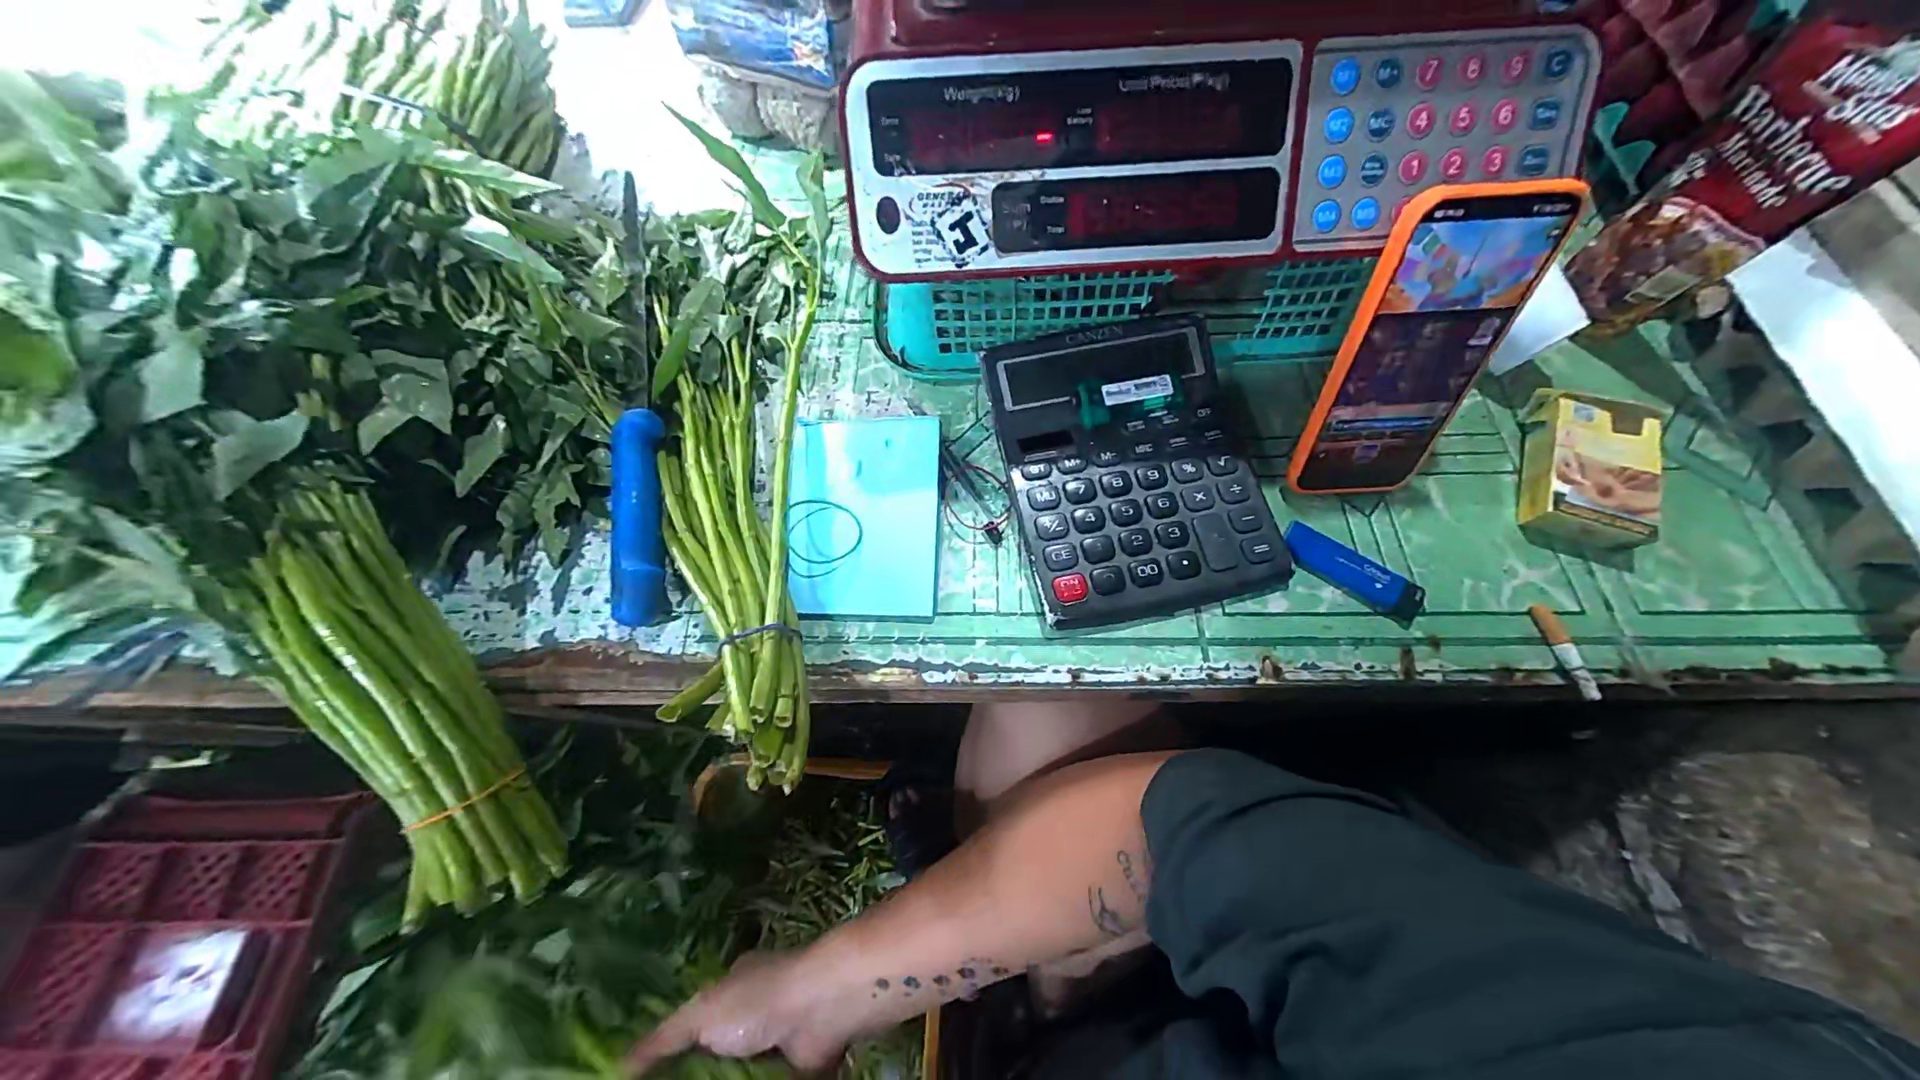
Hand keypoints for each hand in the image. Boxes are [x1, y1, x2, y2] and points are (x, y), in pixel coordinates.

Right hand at [626, 951, 851, 1075]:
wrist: (821, 1008)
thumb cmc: (757, 1000)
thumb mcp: (700, 1013)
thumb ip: (661, 1039)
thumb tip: (616, 1067)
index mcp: (736, 985)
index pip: (700, 1018)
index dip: (677, 1049)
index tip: (651, 1078)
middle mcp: (759, 1008)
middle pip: (721, 1051)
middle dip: (702, 1073)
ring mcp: (781, 1038)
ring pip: (744, 1072)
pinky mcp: (800, 1067)